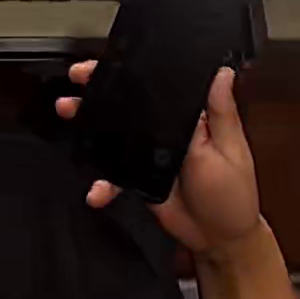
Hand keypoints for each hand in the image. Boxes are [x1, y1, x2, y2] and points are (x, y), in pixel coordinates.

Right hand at [56, 60, 262, 261]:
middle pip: (125, 102)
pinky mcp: (135, 176)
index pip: (155, 85)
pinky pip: (111, 173)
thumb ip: (220, 113)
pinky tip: (96, 190)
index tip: (107, 58)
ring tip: (66, 109)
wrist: (219, 240)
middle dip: (97, 86)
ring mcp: (145, 151)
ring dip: (86, 121)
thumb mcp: (229, 148)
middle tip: (77, 76)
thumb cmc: (233, 192)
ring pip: (110, 131)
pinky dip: (102, 183)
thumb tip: (223, 71)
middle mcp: (161, 128)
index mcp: (185, 116)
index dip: (131, 69)